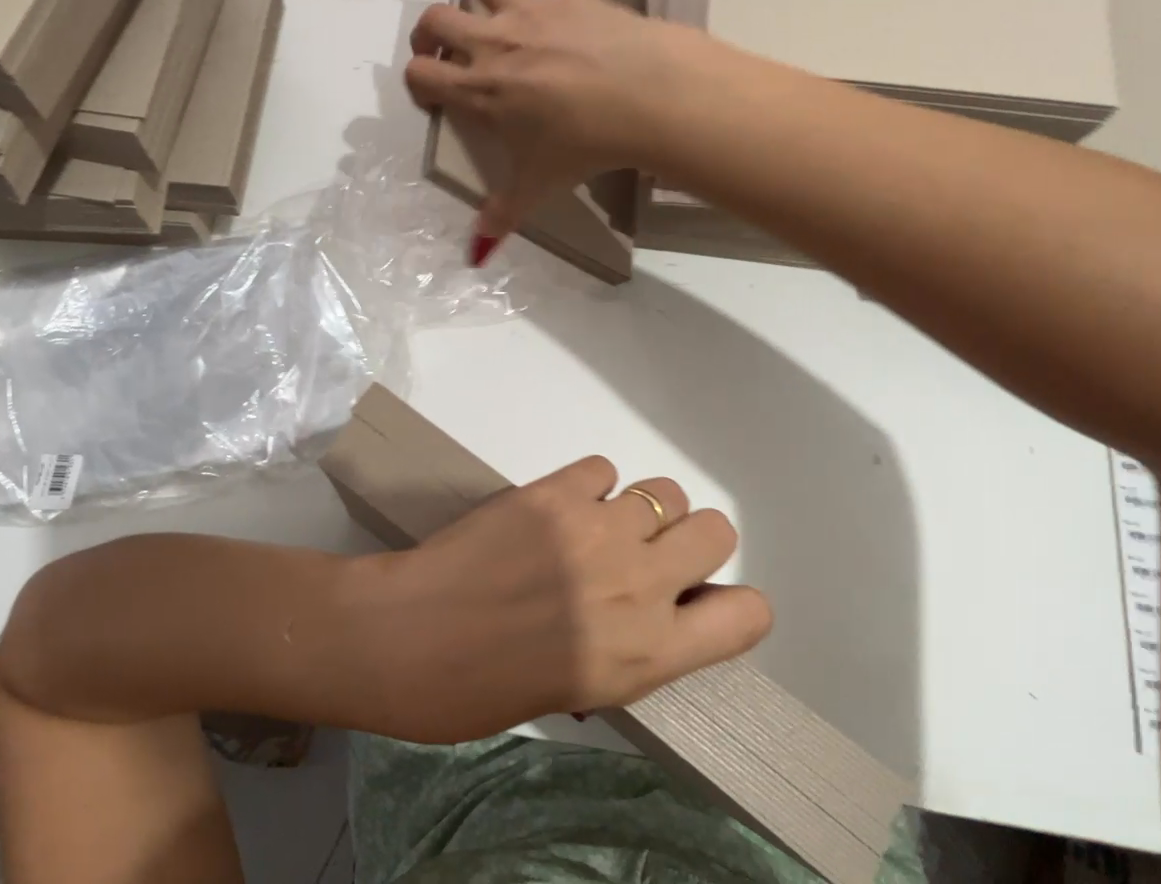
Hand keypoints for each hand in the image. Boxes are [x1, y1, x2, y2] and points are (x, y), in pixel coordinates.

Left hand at [351, 456, 771, 743]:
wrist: (411, 638)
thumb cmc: (483, 689)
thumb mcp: (579, 691)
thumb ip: (630, 648)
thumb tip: (645, 618)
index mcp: (651, 654)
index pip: (749, 614)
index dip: (726, 601)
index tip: (692, 598)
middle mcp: (640, 586)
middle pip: (715, 529)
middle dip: (684, 540)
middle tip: (637, 555)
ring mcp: (597, 532)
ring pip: (663, 490)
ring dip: (636, 509)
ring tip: (591, 528)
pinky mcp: (553, 494)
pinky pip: (601, 468)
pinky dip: (587, 486)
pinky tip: (554, 510)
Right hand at [406, 0, 710, 252]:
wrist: (644, 96)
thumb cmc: (582, 145)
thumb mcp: (536, 185)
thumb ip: (501, 215)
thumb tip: (476, 255)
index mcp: (478, 89)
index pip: (423, 75)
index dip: (415, 79)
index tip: (425, 88)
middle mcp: (493, 43)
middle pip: (438, 22)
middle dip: (427, 30)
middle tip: (433, 41)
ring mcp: (530, 12)